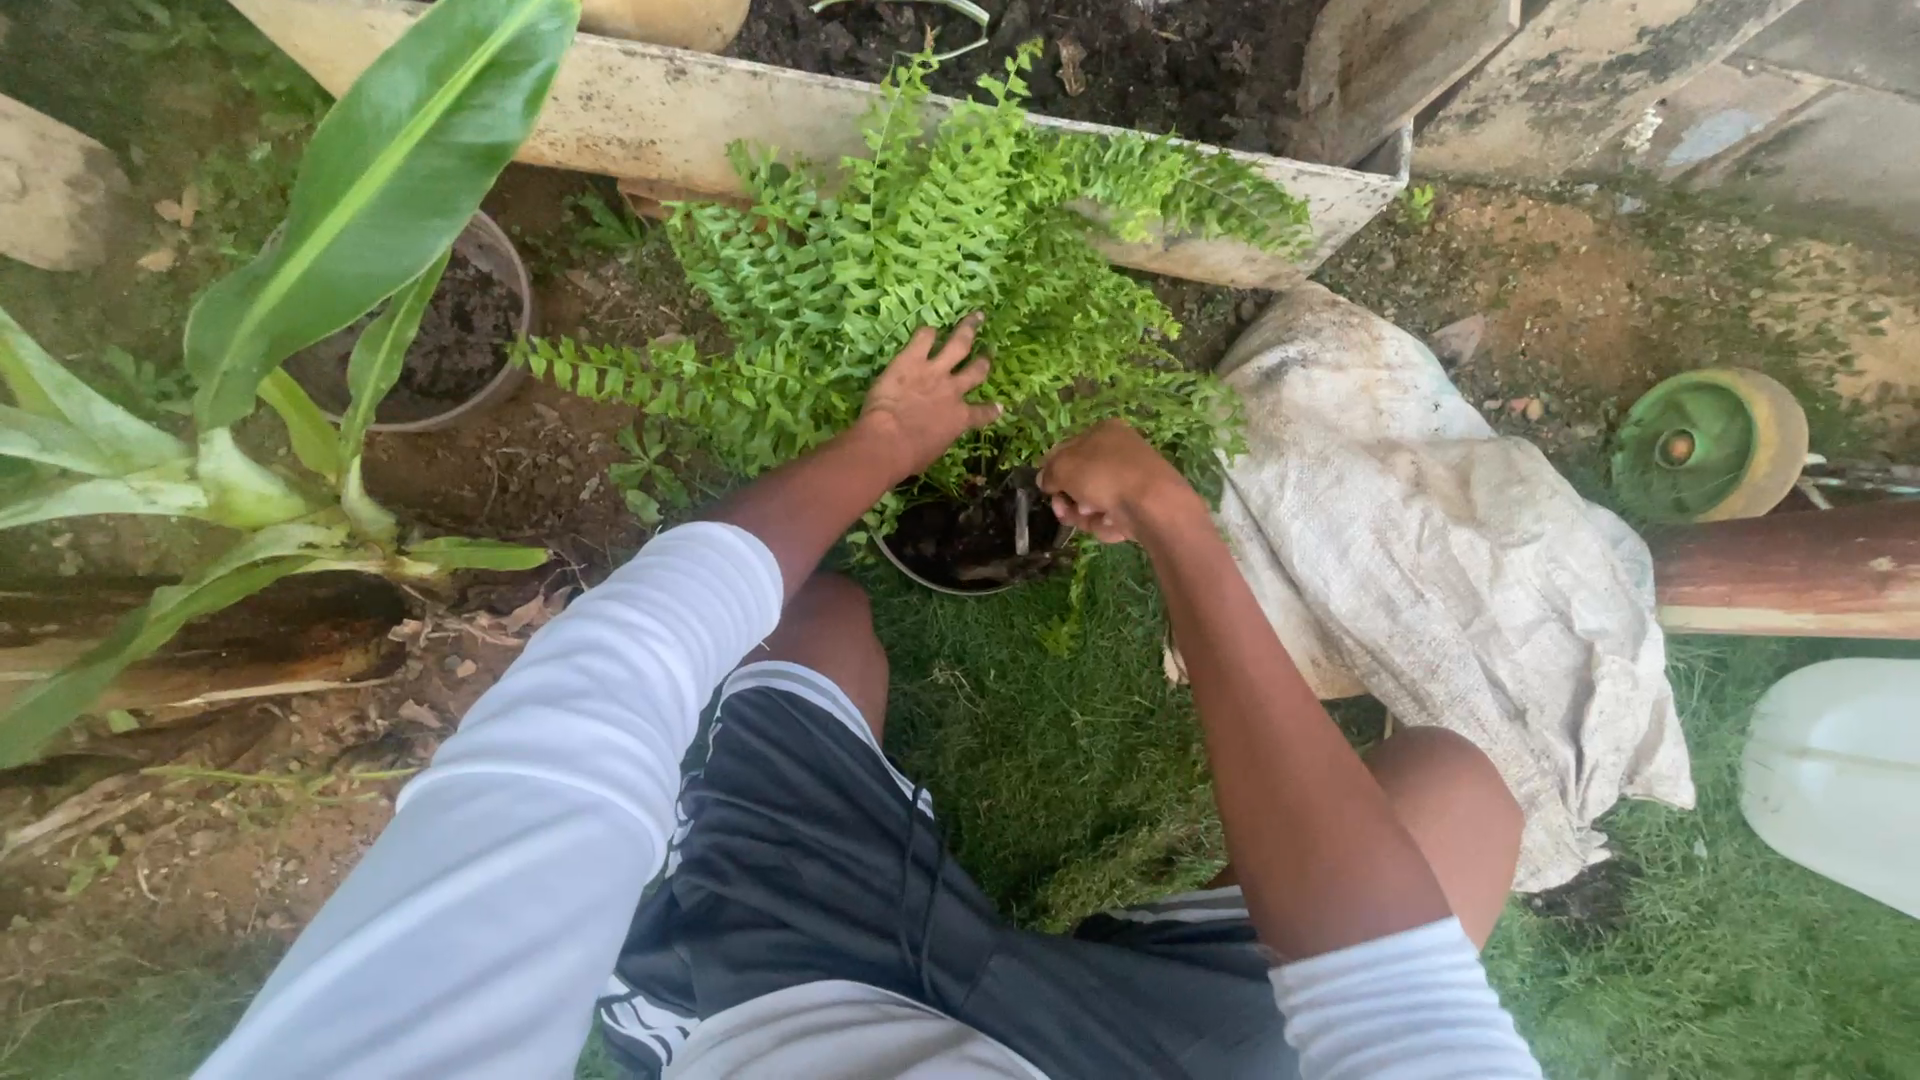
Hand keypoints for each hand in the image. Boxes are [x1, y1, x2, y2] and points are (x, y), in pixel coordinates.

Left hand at [857, 313, 1001, 477]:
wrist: (888, 441)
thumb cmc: (909, 456)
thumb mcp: (933, 452)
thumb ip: (939, 437)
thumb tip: (934, 435)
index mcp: (960, 419)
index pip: (982, 414)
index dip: (992, 410)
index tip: (999, 406)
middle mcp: (953, 391)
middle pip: (976, 371)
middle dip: (985, 361)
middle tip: (989, 353)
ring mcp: (934, 371)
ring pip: (958, 344)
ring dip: (968, 329)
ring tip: (976, 317)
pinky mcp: (912, 359)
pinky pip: (923, 338)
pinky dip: (927, 332)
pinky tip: (927, 328)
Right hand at [1038, 419, 1201, 542]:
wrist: (1152, 504)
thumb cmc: (1104, 474)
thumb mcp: (1064, 466)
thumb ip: (1049, 472)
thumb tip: (1045, 480)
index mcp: (1103, 432)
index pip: (1067, 449)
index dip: (1052, 469)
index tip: (1044, 487)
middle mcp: (1118, 453)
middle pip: (1078, 480)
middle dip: (1067, 498)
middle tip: (1062, 508)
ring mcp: (1129, 481)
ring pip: (1091, 501)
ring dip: (1082, 513)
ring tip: (1090, 515)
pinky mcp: (1137, 506)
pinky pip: (1108, 515)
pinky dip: (1104, 522)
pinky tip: (1110, 522)